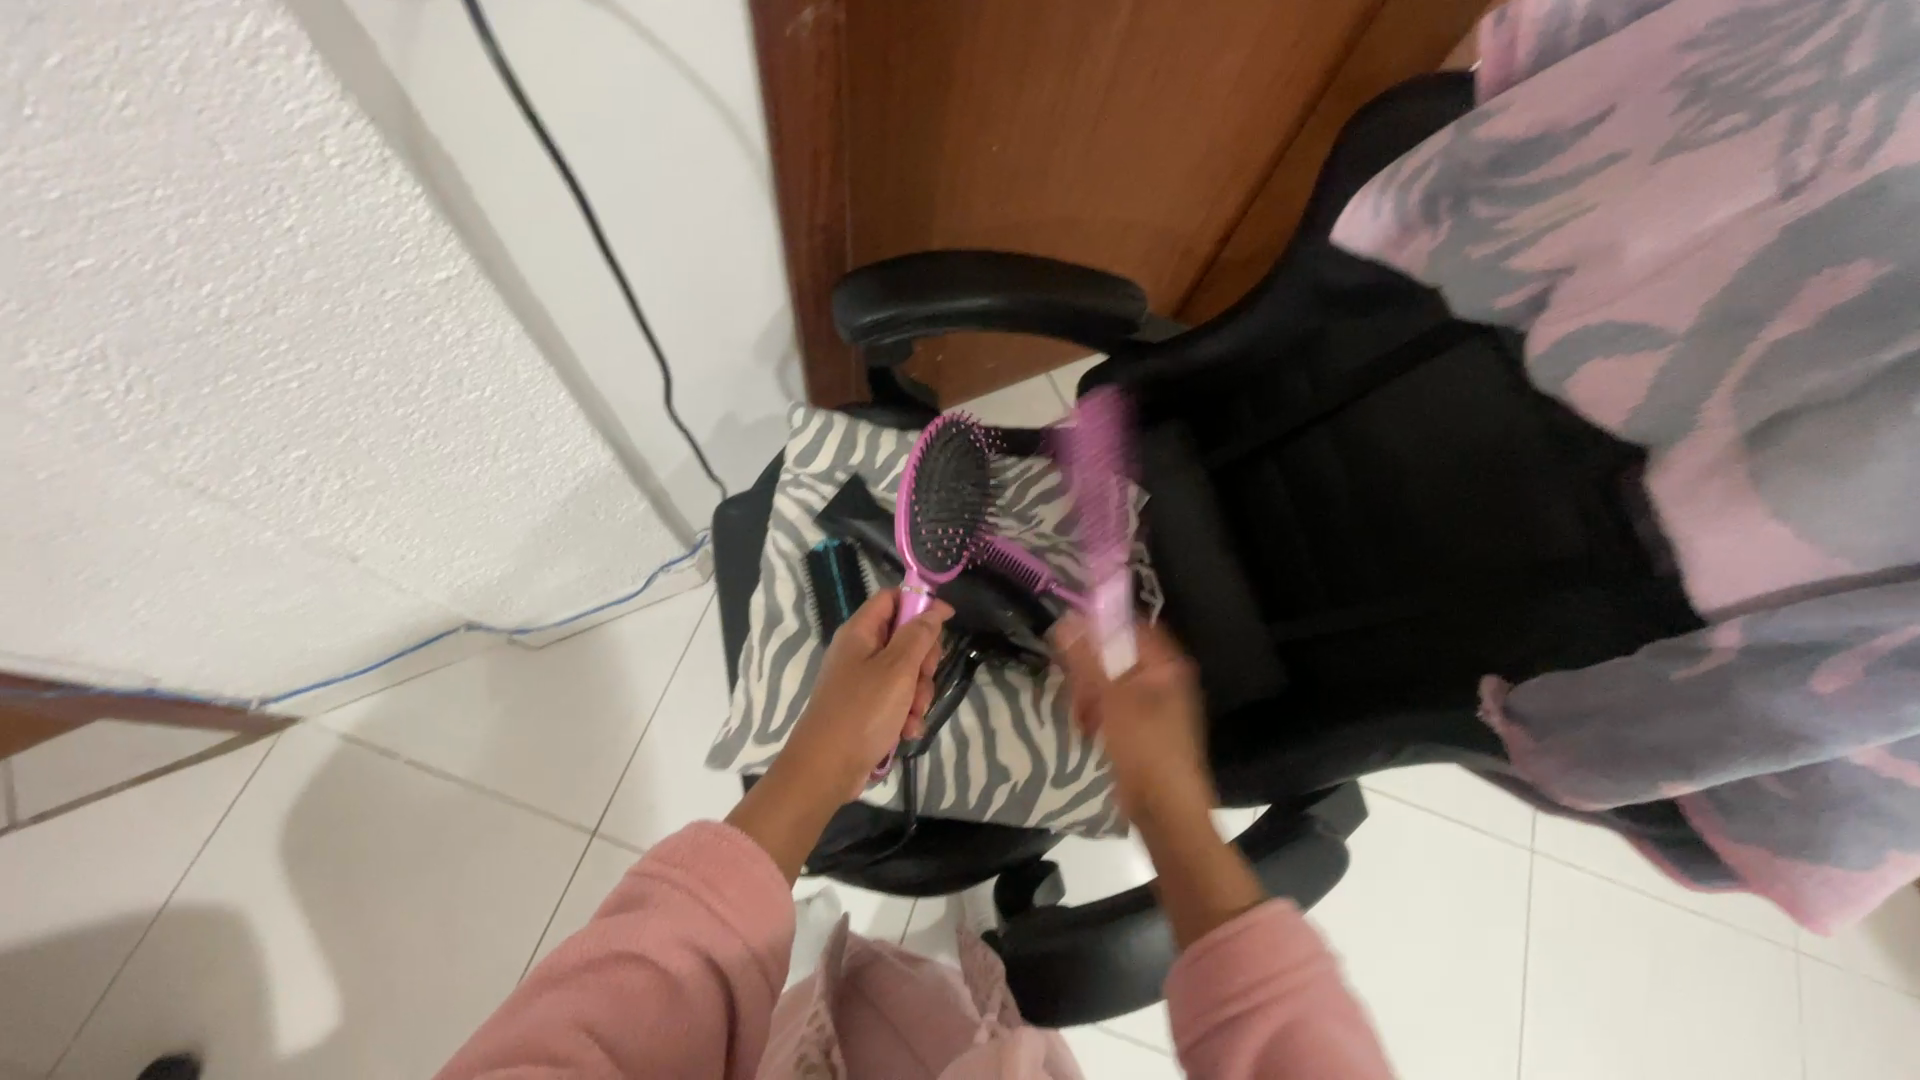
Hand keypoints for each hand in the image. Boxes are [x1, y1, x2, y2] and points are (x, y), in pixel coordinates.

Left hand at [728, 589, 950, 881]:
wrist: (825, 769)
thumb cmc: (861, 712)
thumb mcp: (897, 669)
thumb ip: (918, 636)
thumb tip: (933, 610)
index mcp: (859, 632)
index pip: (891, 598)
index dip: (920, 602)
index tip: (948, 619)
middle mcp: (858, 651)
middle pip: (904, 637)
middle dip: (923, 659)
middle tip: (925, 675)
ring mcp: (861, 681)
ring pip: (905, 672)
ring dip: (918, 693)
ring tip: (913, 714)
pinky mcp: (866, 708)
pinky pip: (896, 699)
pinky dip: (906, 713)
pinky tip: (907, 730)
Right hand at [1053, 615, 1213, 821]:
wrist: (1165, 810)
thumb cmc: (1145, 749)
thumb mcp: (1111, 699)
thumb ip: (1087, 659)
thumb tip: (1064, 620)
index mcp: (1167, 665)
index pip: (1131, 627)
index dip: (1100, 625)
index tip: (1069, 631)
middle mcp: (1164, 679)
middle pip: (1117, 655)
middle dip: (1091, 669)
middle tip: (1072, 683)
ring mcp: (1153, 704)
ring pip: (1110, 682)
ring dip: (1090, 694)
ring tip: (1081, 714)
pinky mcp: (1141, 727)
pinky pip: (1113, 706)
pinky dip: (1097, 713)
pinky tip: (1087, 728)